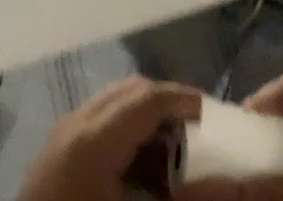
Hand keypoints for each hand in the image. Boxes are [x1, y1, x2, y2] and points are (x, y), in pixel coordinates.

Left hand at [18, 76, 202, 200]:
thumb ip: (182, 196)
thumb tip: (226, 182)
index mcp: (94, 138)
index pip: (148, 97)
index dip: (186, 101)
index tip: (217, 117)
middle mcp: (75, 124)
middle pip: (130, 92)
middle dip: (168, 106)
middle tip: (200, 133)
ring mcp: (61, 136)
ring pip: (114, 105)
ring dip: (147, 119)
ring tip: (174, 152)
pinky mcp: (56, 153)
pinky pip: (98, 124)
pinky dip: (126, 133)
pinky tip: (142, 168)